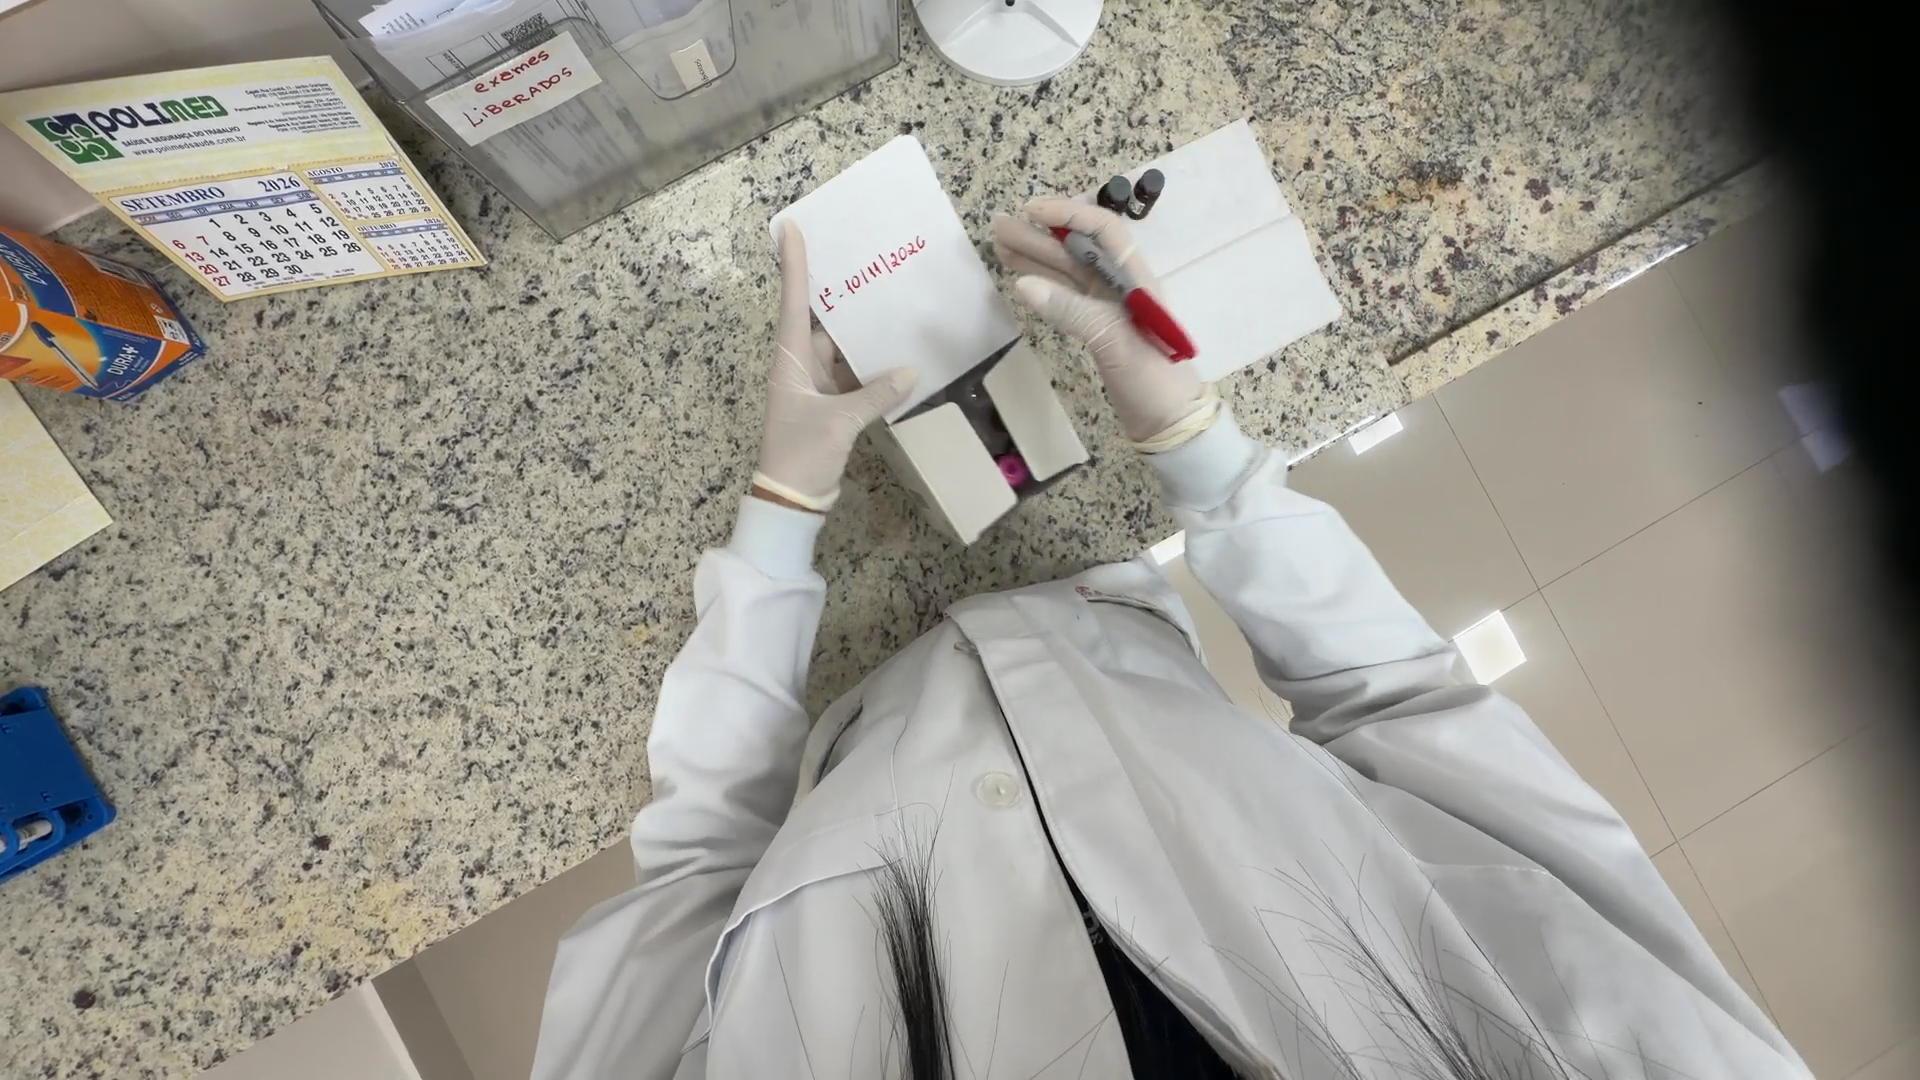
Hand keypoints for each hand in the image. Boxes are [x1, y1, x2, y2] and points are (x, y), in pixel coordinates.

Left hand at [751, 222, 916, 511]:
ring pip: (843, 351)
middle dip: (844, 296)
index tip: (790, 228)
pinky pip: (855, 378)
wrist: (792, 499)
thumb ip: (875, 395)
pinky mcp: (832, 407)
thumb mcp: (839, 422)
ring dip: (864, 335)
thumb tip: (911, 372)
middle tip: (868, 262)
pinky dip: (874, 369)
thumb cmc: (802, 455)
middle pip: (823, 322)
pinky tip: (898, 357)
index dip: (794, 266)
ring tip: (893, 303)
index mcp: (791, 362)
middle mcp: (802, 367)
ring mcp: (818, 387)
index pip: (794, 304)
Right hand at [992, 198, 1216, 449]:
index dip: (1067, 216)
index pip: (1101, 231)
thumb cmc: (1153, 379)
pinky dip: (1043, 288)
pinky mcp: (1098, 333)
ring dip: (1035, 259)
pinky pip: (1066, 300)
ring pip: (1067, 274)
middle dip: (1039, 236)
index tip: (1030, 211)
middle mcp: (1120, 288)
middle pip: (1077, 251)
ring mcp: (1108, 311)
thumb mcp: (1112, 340)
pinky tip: (1022, 280)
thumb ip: (1070, 311)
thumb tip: (1023, 285)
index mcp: (1134, 278)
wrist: (1170, 422)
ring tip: (1000, 247)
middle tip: (998, 228)